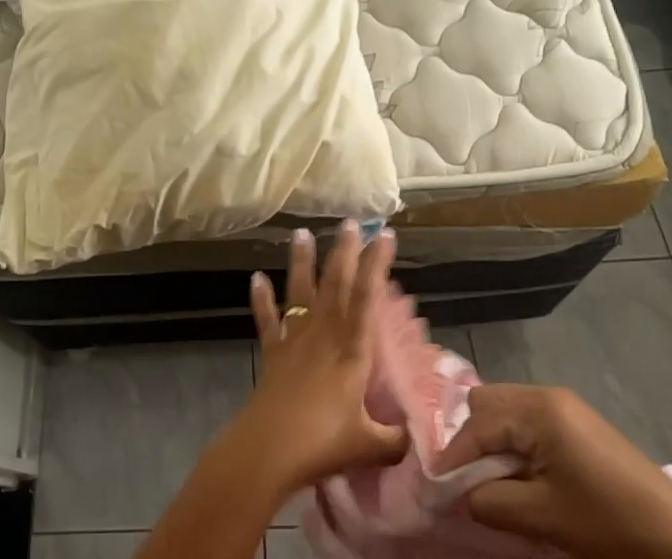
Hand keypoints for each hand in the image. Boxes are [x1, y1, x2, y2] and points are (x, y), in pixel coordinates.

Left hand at [229, 222, 407, 494]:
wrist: (267, 450)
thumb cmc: (322, 442)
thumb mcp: (371, 446)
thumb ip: (396, 439)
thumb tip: (415, 440)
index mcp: (351, 350)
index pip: (367, 298)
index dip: (377, 264)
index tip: (385, 235)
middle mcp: (323, 335)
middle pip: (334, 284)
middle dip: (344, 252)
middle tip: (350, 222)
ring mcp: (294, 341)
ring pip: (299, 292)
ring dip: (301, 262)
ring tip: (301, 233)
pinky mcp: (273, 354)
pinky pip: (268, 320)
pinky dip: (262, 299)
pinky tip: (256, 278)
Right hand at [435, 385, 671, 558]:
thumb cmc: (606, 521)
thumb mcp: (539, 516)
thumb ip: (488, 499)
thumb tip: (464, 493)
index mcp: (537, 408)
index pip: (474, 425)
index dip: (452, 459)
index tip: (435, 490)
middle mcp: (548, 395)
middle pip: (486, 405)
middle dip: (470, 441)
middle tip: (467, 482)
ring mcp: (566, 407)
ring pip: (505, 412)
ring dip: (491, 444)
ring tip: (493, 483)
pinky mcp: (579, 426)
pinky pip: (528, 423)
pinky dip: (514, 446)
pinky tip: (521, 478)